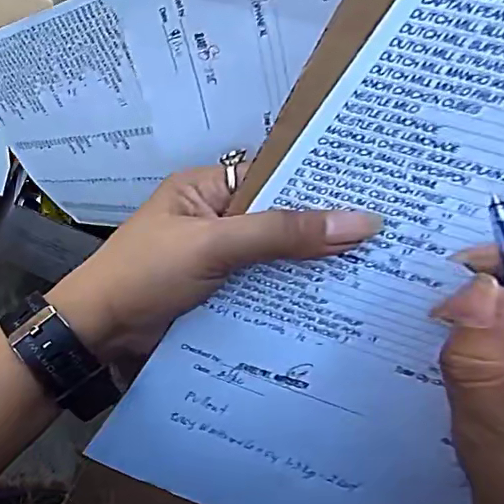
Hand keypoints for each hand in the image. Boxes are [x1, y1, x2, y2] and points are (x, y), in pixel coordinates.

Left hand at [46, 161, 382, 361]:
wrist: (97, 330)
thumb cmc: (142, 276)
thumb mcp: (210, 246)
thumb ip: (280, 232)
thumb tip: (362, 221)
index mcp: (205, 188)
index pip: (278, 173)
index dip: (328, 181)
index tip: (392, 189)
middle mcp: (213, 216)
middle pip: (282, 218)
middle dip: (329, 230)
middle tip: (405, 236)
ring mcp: (215, 257)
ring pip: (276, 257)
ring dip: (315, 268)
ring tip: (389, 271)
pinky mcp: (217, 292)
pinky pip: (263, 288)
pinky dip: (292, 295)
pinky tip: (340, 305)